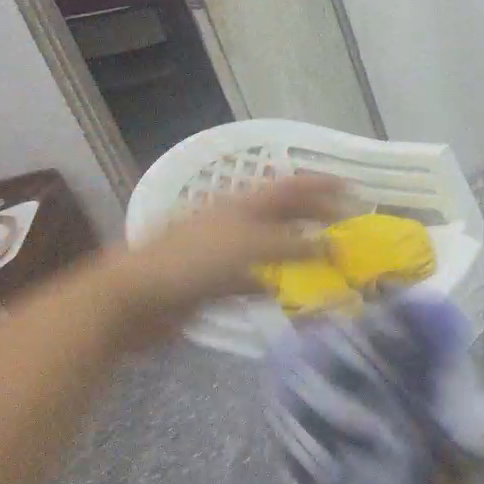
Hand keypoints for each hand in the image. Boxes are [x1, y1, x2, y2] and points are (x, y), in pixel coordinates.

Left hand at [85, 175, 349, 342]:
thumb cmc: (192, 261)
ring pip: (271, 247)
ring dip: (298, 250)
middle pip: (283, 214)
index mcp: (243, 204)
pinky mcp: (213, 284)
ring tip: (329, 258)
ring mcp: (223, 253)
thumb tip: (336, 246)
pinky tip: (291, 291)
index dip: (320, 184)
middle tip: (346, 224)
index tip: (351, 187)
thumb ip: (297, 245)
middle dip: (314, 216)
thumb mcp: (252, 245)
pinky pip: (254, 279)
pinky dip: (275, 282)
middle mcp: (236, 223)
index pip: (290, 186)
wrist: (132, 300)